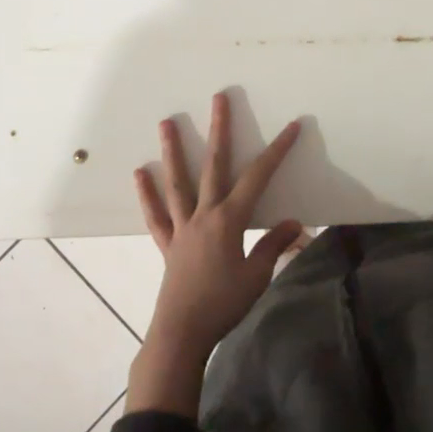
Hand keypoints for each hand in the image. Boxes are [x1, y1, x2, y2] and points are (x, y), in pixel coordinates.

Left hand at [127, 93, 302, 416]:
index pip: (258, 177)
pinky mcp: (167, 244)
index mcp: (229, 220)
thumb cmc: (223, 304)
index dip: (276, 150)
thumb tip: (293, 223)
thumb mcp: (257, 276)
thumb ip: (272, 246)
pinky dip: (147, 194)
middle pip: (213, 165)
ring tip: (166, 122)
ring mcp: (182, 227)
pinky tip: (139, 173)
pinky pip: (156, 215)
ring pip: (177, 181)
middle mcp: (203, 215)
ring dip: (172, 150)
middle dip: (219, 129)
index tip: (292, 126)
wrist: (181, 333)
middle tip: (218, 98)